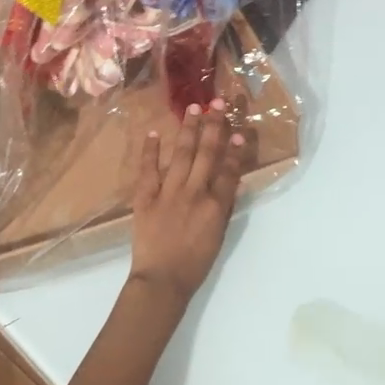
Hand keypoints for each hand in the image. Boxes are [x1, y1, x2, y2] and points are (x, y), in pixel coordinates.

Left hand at [128, 99, 247, 302]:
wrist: (162, 280)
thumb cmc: (195, 263)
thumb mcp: (218, 236)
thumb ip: (223, 208)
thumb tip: (230, 183)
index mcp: (215, 206)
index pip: (229, 170)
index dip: (235, 150)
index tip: (239, 131)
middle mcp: (194, 192)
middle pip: (206, 153)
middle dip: (213, 127)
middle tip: (217, 104)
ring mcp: (168, 192)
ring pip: (181, 154)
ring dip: (188, 130)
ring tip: (193, 109)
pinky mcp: (146, 196)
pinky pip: (148, 169)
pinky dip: (150, 150)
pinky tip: (153, 132)